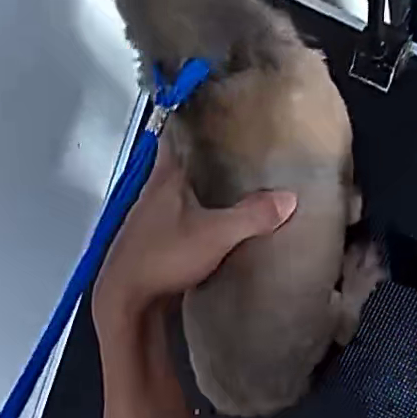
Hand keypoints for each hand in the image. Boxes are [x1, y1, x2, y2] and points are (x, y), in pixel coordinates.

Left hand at [93, 139, 296, 334]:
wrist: (128, 301)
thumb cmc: (163, 258)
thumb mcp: (216, 235)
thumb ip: (252, 216)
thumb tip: (288, 199)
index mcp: (165, 178)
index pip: (177, 135)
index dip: (195, 123)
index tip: (219, 116)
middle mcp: (154, 194)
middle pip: (182, 166)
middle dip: (207, 161)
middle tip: (238, 155)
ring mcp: (152, 221)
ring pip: (181, 196)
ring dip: (203, 193)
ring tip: (235, 191)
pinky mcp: (155, 247)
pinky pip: (181, 224)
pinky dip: (198, 222)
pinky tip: (217, 231)